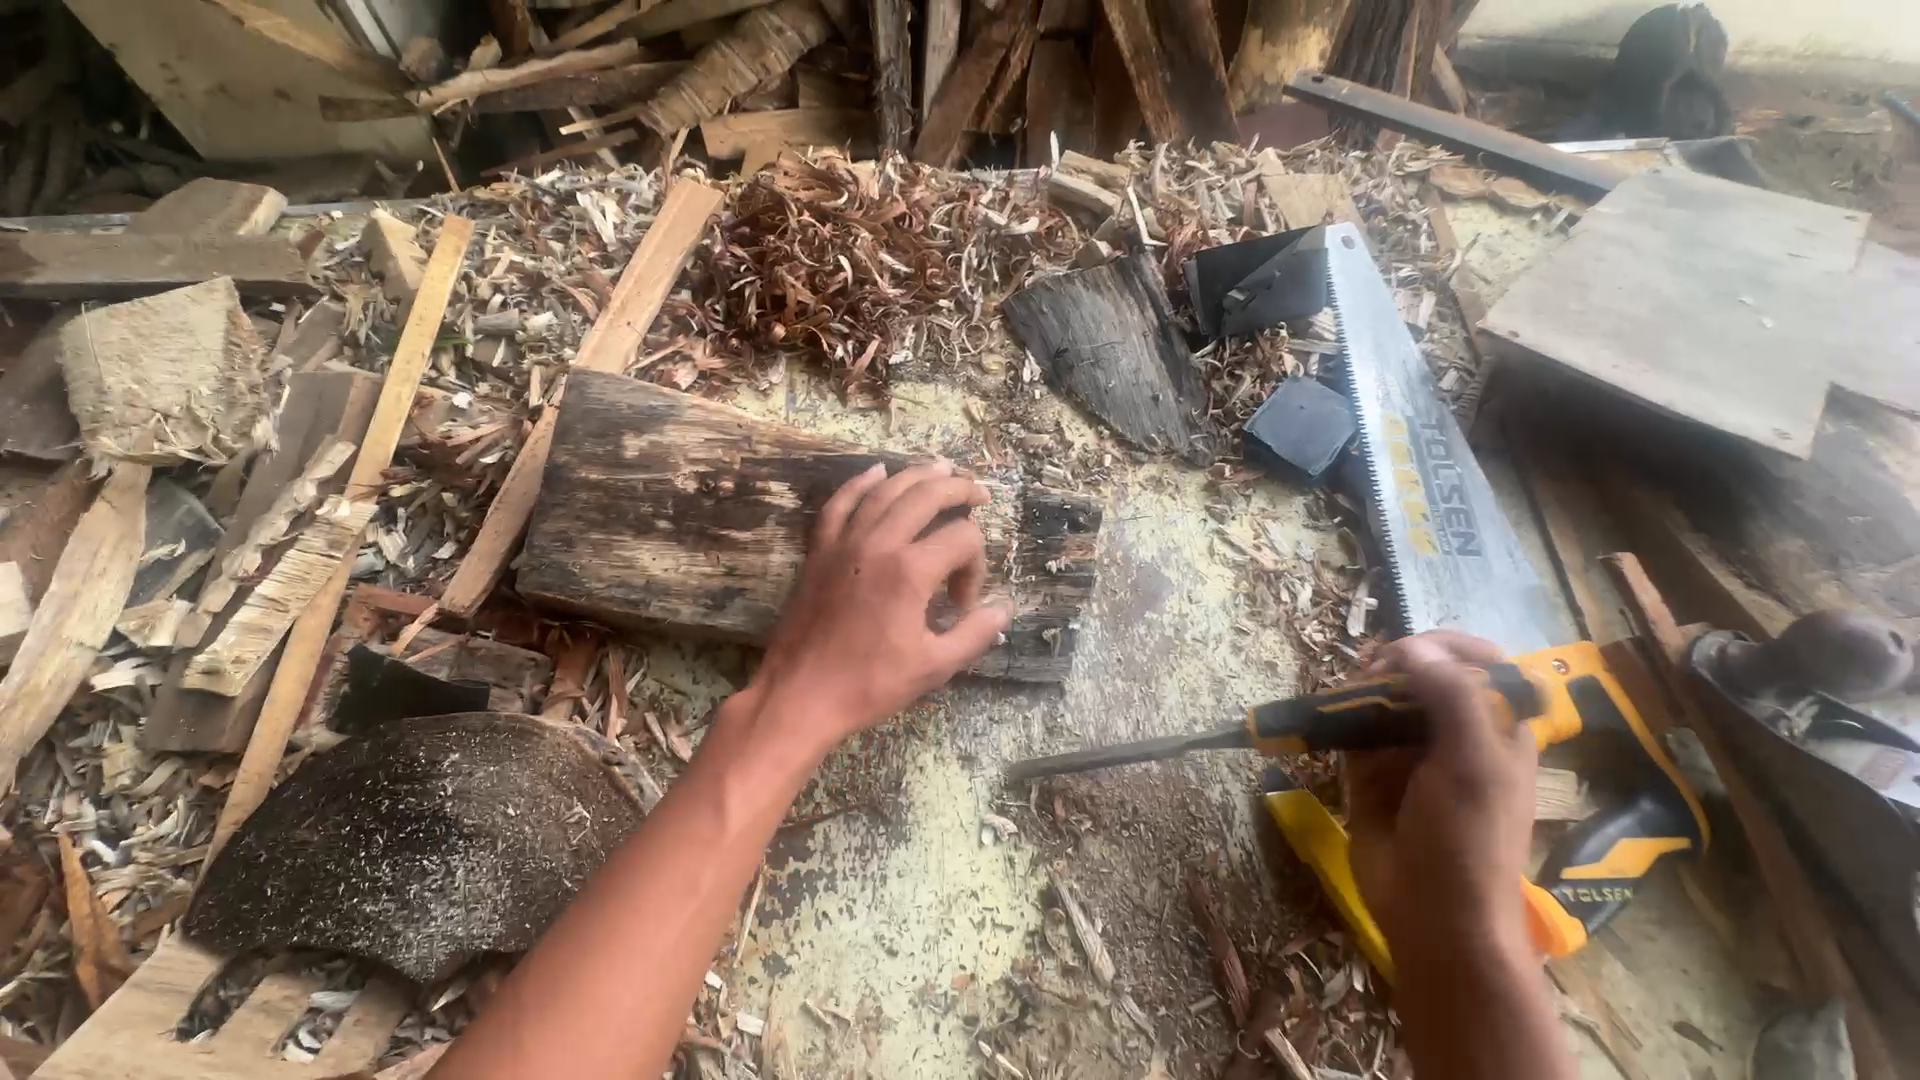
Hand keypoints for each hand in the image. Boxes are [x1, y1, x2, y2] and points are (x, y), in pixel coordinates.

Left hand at [742, 461, 1010, 755]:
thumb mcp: (934, 667)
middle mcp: (878, 544)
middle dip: (958, 490)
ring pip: (884, 491)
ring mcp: (844, 543)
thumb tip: (1004, 610)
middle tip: (979, 494)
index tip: (962, 605)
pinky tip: (876, 472)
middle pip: (926, 496)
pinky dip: (859, 484)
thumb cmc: (870, 685)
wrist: (800, 695)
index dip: (976, 567)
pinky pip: (839, 504)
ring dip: (916, 475)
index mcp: (910, 572)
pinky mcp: (819, 552)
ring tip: (941, 468)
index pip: (961, 540)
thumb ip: (974, 634)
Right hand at [1345, 631, 1539, 962]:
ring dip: (1361, 690)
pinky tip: (1329, 720)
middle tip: (1369, 674)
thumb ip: (1452, 697)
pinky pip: (1354, 731)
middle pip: (1425, 675)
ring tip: (1344, 699)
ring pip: (1383, 699)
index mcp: (1499, 729)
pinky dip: (1340, 719)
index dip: (1449, 647)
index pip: (1483, 664)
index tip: (1409, 652)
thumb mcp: (1474, 763)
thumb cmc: (1469, 839)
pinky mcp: (1371, 773)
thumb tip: (1409, 648)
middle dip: (1395, 665)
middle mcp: (1455, 734)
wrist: (1433, 914)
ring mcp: (1411, 754)